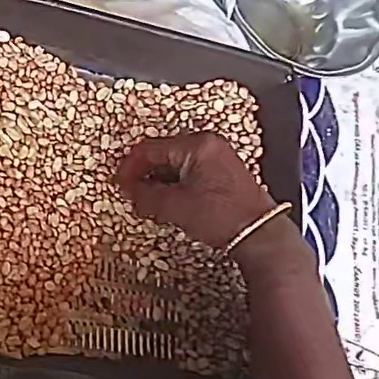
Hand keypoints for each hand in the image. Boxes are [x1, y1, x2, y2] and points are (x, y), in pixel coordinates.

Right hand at [117, 132, 279, 249]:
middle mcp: (208, 144)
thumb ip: (147, 195)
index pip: (150, 149)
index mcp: (196, 145)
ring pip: (176, 164)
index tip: (120, 184)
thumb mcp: (175, 207)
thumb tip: (130, 190)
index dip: (130, 167)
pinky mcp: (222, 172)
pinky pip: (190, 171)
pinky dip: (175, 184)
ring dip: (159, 182)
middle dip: (145, 175)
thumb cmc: (220, 216)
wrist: (258, 234)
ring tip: (148, 202)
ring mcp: (218, 157)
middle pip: (163, 154)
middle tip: (132, 194)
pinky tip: (169, 202)